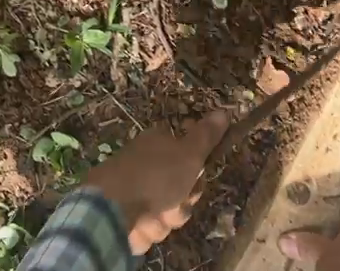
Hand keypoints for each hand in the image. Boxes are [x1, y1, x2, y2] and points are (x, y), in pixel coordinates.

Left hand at [81, 112, 229, 253]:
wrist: (115, 209)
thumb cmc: (155, 175)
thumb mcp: (188, 154)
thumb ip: (206, 136)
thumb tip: (224, 111)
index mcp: (159, 142)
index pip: (190, 156)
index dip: (197, 172)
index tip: (196, 178)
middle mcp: (149, 163)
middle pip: (183, 187)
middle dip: (184, 200)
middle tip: (177, 198)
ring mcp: (140, 190)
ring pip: (172, 210)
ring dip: (168, 217)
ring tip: (157, 214)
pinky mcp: (132, 215)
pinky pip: (154, 226)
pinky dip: (152, 228)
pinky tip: (144, 225)